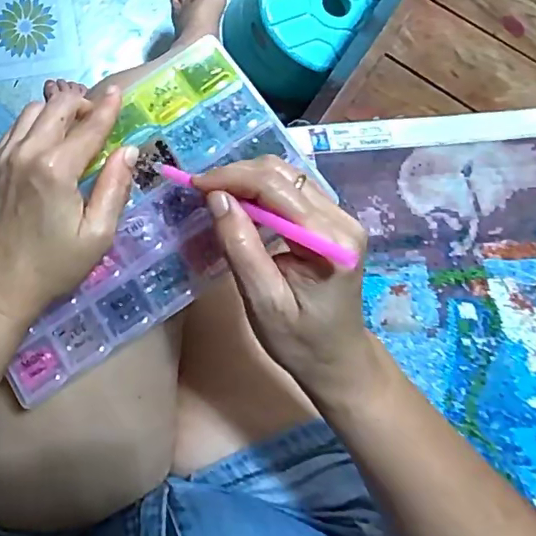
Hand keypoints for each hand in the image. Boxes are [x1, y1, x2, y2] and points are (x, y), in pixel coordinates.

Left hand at [0, 88, 134, 324]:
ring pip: (31, 112)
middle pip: (56, 106)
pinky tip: (44, 143)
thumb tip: (128, 150)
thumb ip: (114, 187)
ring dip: (54, 112)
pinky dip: (33, 125)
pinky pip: (14, 128)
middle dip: (80, 104)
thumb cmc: (54, 264)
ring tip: (70, 129)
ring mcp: (3, 155)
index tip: (117, 91)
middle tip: (95, 118)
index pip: (88, 127)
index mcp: (56, 169)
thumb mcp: (97, 234)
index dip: (106, 108)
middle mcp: (26, 152)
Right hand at [196, 156, 379, 402]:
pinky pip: (288, 186)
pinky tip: (238, 202)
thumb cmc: (300, 341)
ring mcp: (338, 216)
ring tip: (215, 195)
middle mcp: (341, 220)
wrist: (338, 362)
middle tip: (199, 191)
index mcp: (331, 242)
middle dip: (235, 175)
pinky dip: (256, 187)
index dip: (231, 178)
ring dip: (244, 178)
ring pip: (283, 173)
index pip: (275, 188)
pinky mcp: (328, 217)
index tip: (193, 185)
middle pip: (281, 173)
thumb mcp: (263, 301)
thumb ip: (240, 247)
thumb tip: (216, 196)